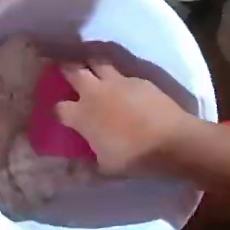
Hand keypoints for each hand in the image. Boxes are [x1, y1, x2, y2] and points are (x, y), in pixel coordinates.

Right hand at [55, 61, 196, 175]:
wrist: (172, 141)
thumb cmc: (134, 157)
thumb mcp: (106, 167)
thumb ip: (87, 163)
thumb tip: (74, 168)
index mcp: (82, 115)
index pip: (59, 107)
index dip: (57, 109)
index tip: (59, 112)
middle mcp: (94, 92)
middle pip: (72, 71)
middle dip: (65, 68)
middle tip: (63, 68)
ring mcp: (117, 82)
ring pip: (97, 61)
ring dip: (90, 62)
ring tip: (90, 65)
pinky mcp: (138, 79)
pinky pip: (122, 73)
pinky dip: (117, 77)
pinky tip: (122, 85)